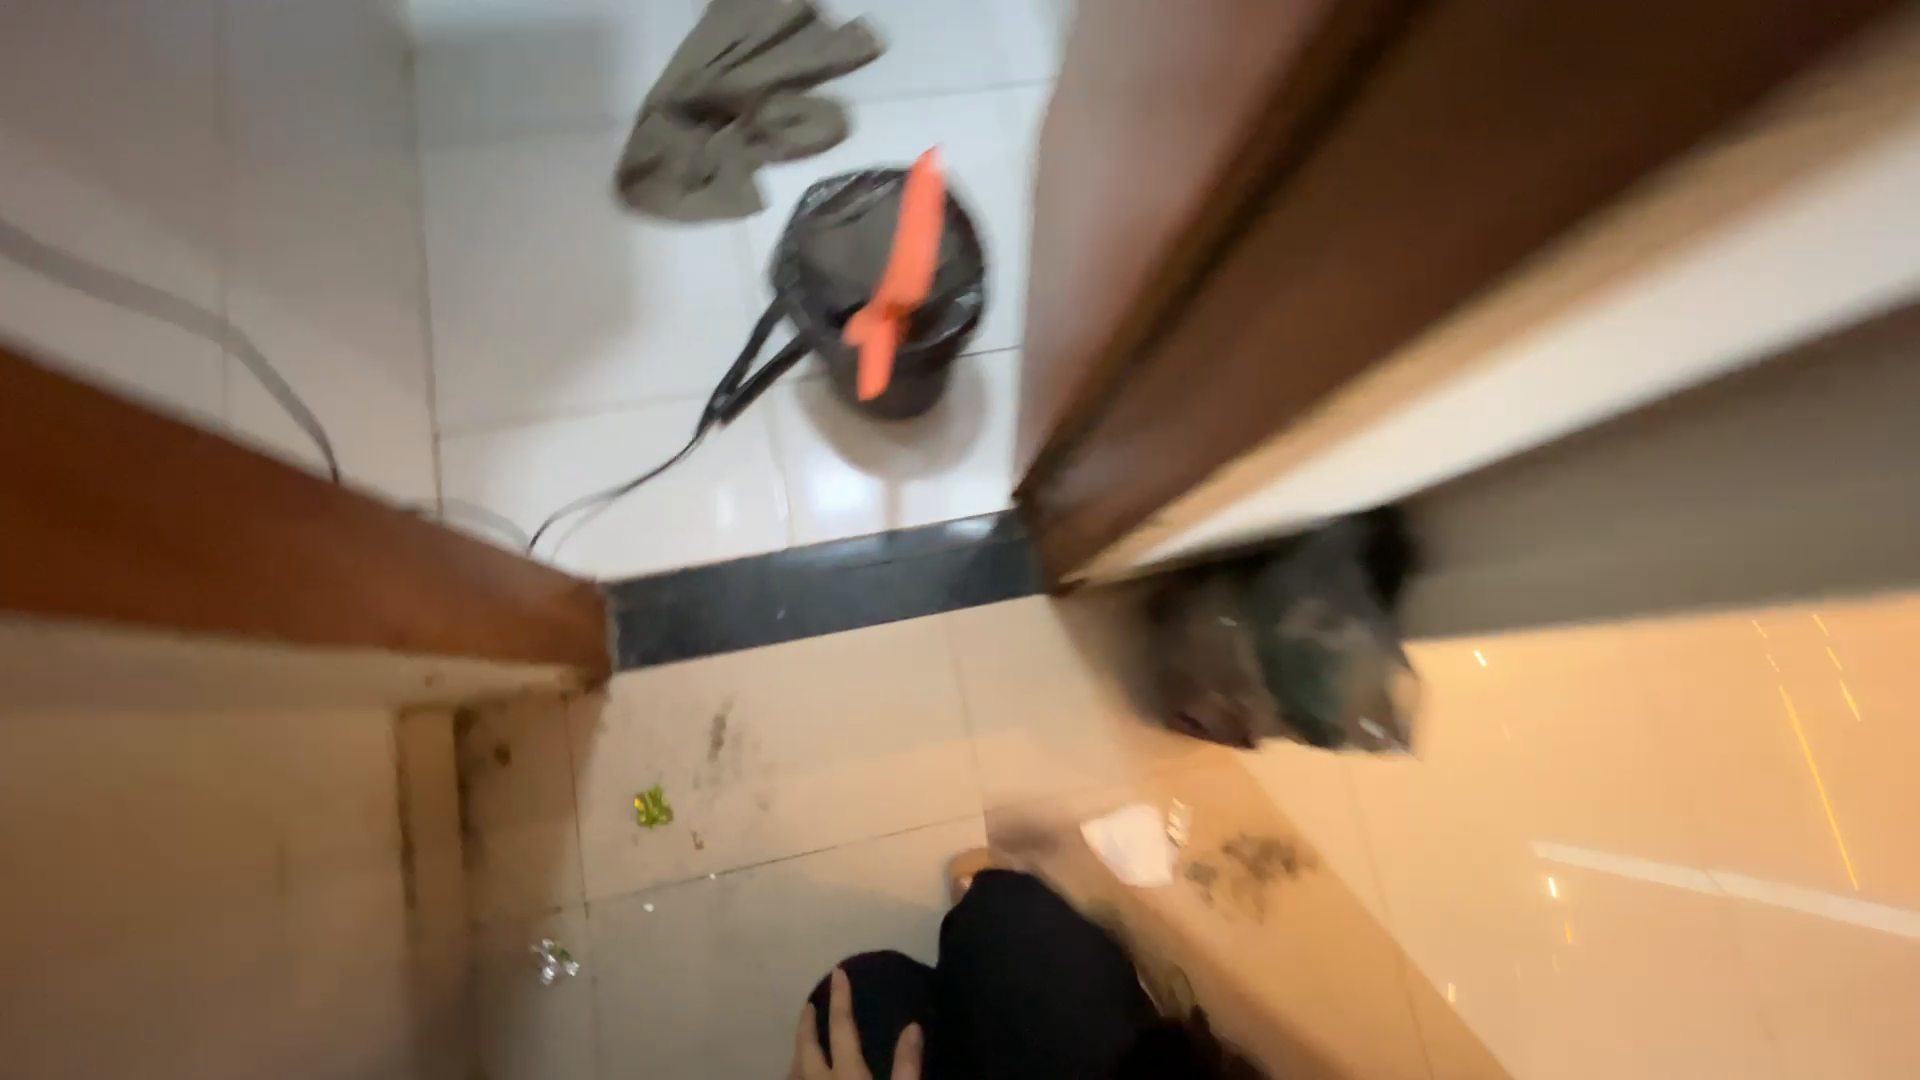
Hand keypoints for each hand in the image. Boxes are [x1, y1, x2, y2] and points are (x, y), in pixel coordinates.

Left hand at [790, 967, 922, 1079]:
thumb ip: (906, 1065)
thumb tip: (913, 1025)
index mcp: (846, 1073)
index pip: (841, 1026)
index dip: (840, 997)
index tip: (838, 971)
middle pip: (806, 1049)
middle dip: (806, 1024)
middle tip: (807, 1005)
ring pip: (794, 1071)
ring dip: (797, 1051)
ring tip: (801, 1038)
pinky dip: (794, 1074)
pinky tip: (798, 1073)